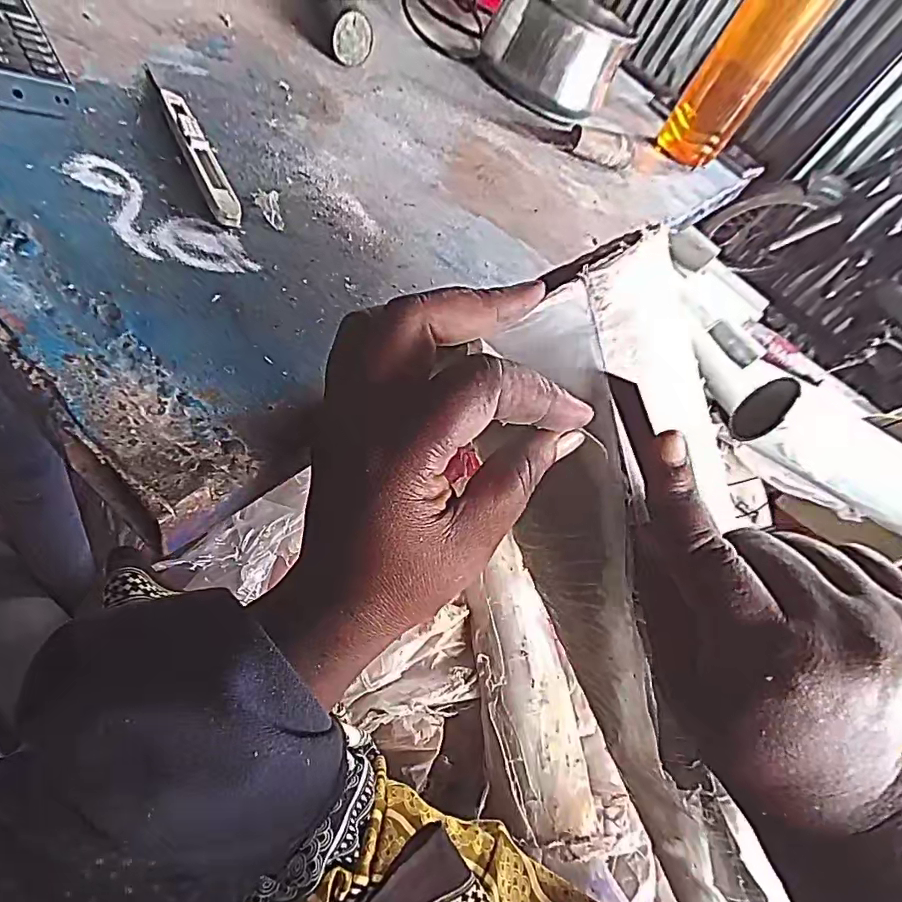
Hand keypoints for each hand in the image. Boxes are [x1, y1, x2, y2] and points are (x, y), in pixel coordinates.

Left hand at [252, 283, 593, 705]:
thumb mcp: (471, 541)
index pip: (478, 385)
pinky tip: (433, 350)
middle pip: (410, 322)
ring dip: (431, 311)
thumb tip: (561, 434)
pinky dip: (398, 335)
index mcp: (401, 452)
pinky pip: (356, 351)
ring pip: (373, 325)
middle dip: (475, 305)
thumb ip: (517, 477)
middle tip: (528, 301)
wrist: (332, 600)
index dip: (535, 392)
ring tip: (482, 317)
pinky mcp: (332, 419)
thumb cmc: (400, 583)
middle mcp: (362, 418)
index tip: (569, 415)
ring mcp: (338, 413)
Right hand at [637, 429, 901, 834]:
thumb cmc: (740, 741)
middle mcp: (839, 631)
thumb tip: (645, 539)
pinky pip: (850, 557)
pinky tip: (807, 603)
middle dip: (719, 554)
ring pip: (799, 545)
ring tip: (764, 610)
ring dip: (767, 562)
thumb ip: (667, 605)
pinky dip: (816, 568)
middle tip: (711, 597)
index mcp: (767, 652)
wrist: (835, 791)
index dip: (679, 497)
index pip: (710, 556)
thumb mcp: (684, 680)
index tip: (666, 441)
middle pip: (752, 543)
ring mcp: (893, 625)